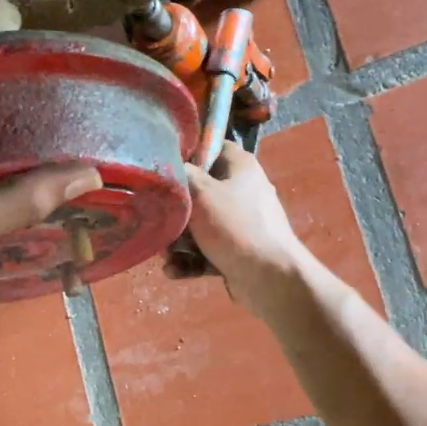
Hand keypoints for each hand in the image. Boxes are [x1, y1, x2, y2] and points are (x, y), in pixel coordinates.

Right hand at [180, 141, 311, 316]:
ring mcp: (239, 224)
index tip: (164, 168)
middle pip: (199, 192)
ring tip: (165, 255)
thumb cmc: (235, 226)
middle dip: (175, 211)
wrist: (268, 277)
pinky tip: (174, 271)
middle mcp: (242, 191)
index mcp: (241, 167)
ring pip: (198, 226)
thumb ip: (181, 175)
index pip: (212, 147)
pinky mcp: (235, 252)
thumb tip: (166, 166)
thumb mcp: (202, 193)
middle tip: (157, 221)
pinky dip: (190, 260)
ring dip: (178, 242)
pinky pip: (205, 251)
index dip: (187, 154)